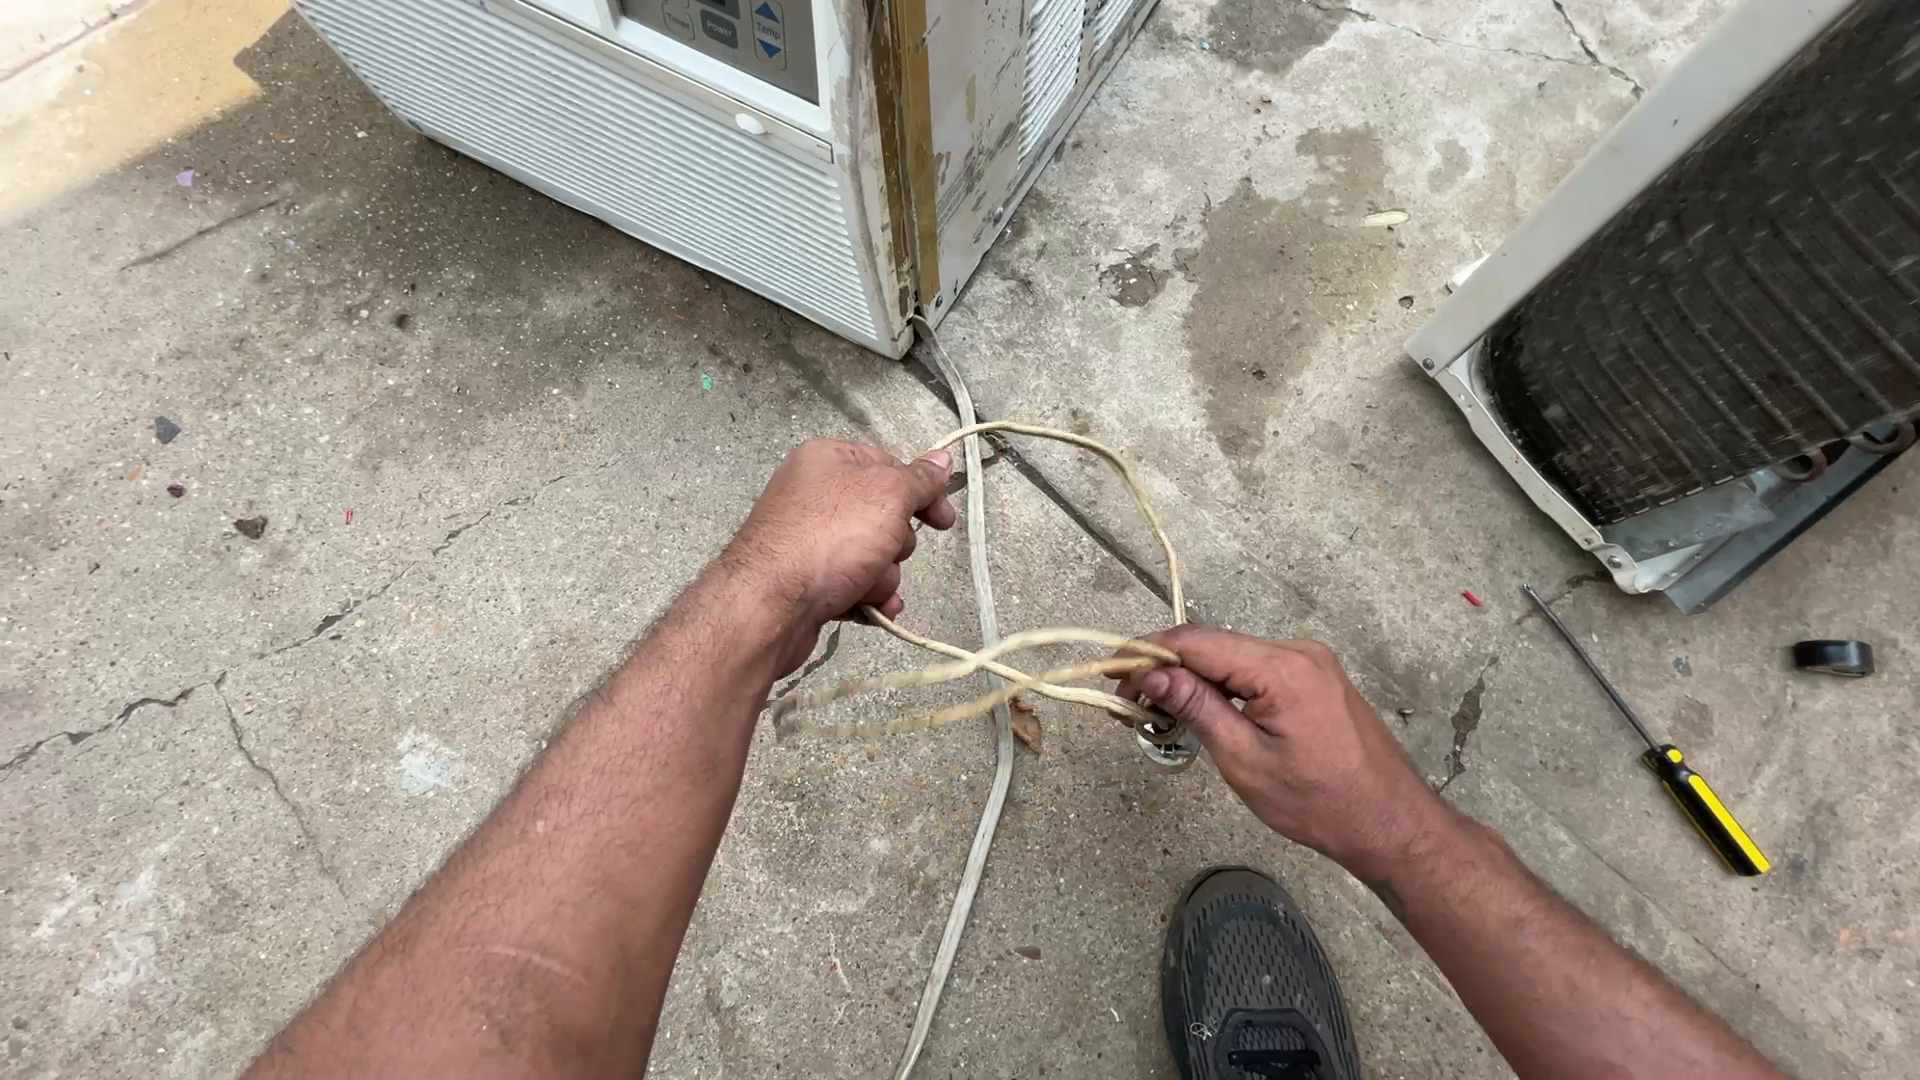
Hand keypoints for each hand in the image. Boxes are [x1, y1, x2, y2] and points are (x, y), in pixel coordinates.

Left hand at [723, 438, 955, 628]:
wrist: (772, 604)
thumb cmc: (831, 537)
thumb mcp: (888, 494)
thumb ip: (919, 478)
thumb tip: (942, 458)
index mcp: (829, 460)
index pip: (889, 465)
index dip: (921, 492)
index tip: (943, 520)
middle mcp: (815, 494)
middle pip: (884, 516)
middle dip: (896, 544)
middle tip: (885, 550)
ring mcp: (809, 539)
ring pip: (873, 555)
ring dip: (881, 576)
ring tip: (865, 586)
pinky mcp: (807, 579)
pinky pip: (853, 583)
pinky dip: (865, 597)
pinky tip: (868, 608)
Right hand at [1117, 625, 1450, 879]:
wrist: (1393, 825)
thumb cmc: (1319, 803)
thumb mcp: (1245, 759)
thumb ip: (1197, 707)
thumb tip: (1152, 672)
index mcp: (1280, 667)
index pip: (1196, 642)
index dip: (1147, 652)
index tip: (1112, 674)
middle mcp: (1295, 650)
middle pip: (1211, 644)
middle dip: (1164, 667)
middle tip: (1130, 701)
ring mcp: (1307, 661)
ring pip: (1229, 656)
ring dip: (1190, 677)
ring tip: (1158, 709)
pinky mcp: (1312, 676)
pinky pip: (1251, 668)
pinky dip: (1220, 684)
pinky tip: (1200, 708)